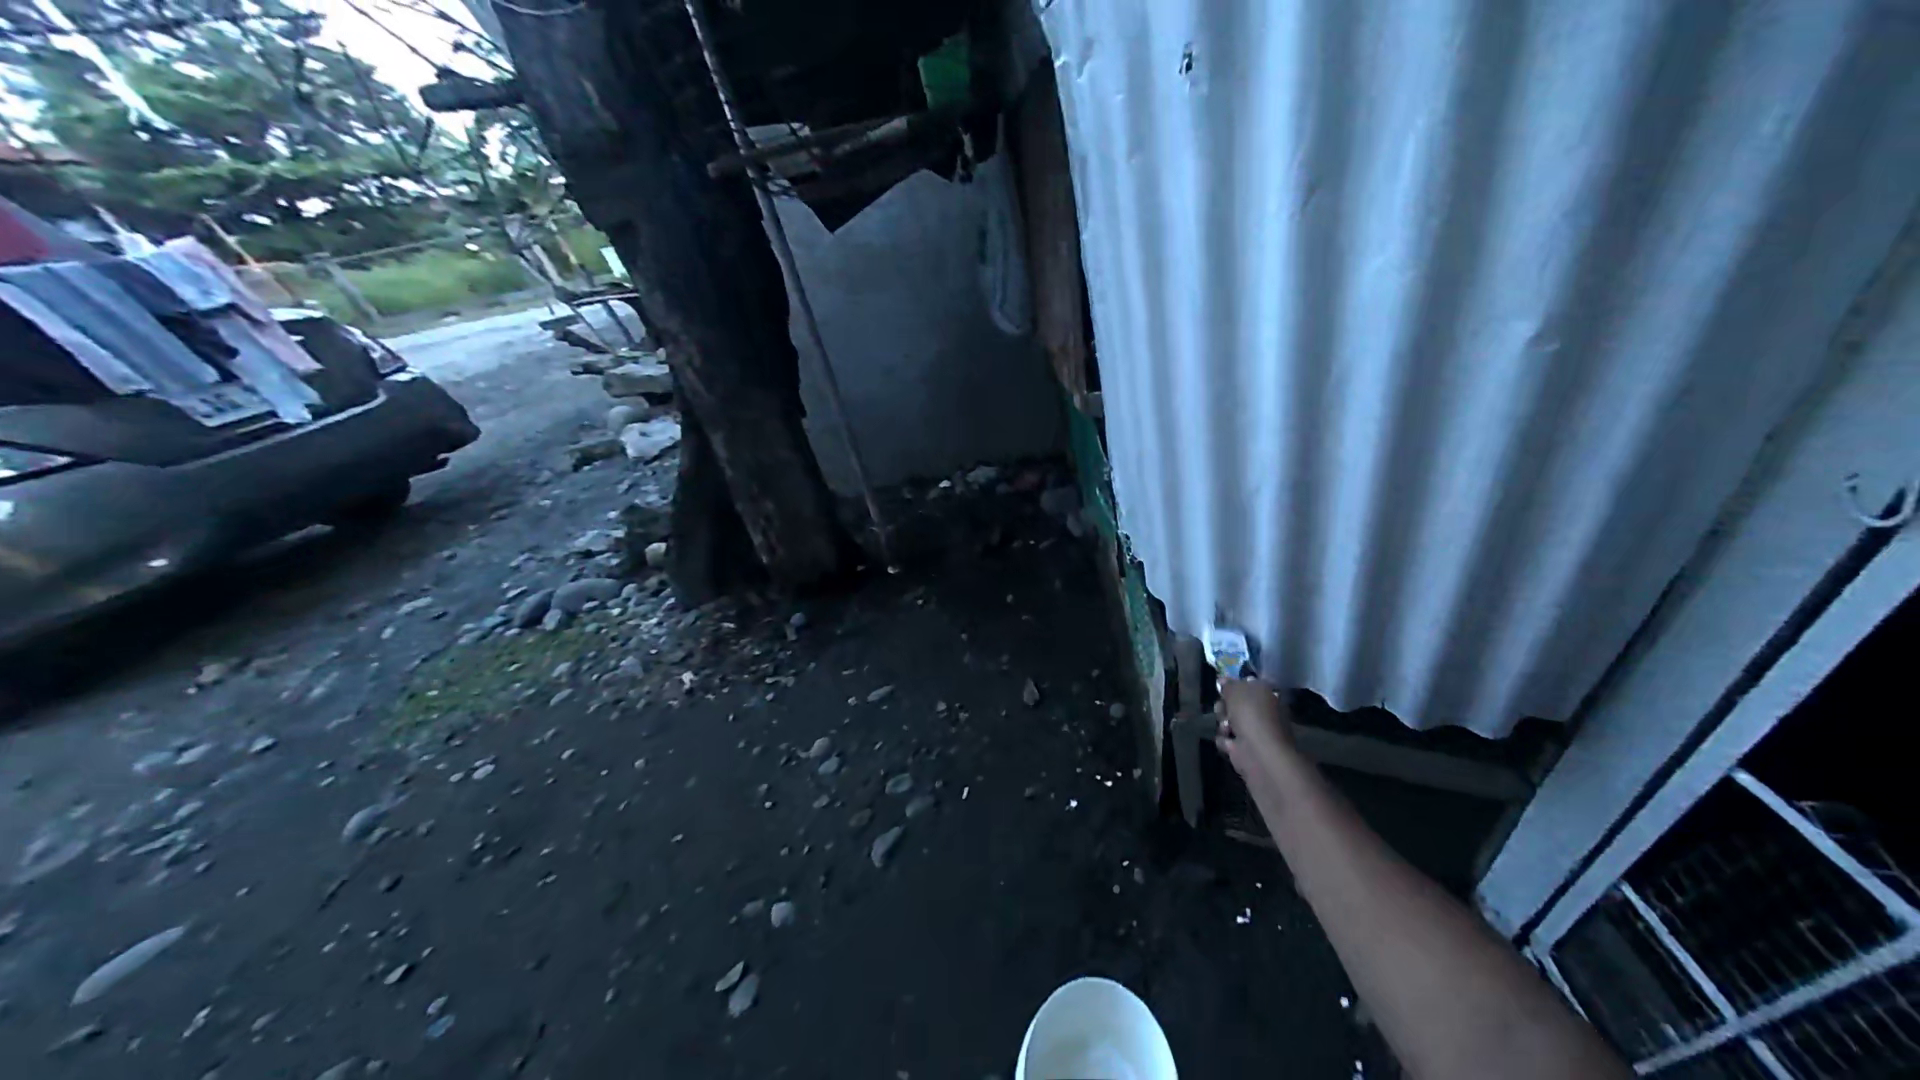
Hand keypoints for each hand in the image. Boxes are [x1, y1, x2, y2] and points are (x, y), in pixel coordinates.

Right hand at [1216, 677, 1297, 795]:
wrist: (1258, 750)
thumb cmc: (1250, 715)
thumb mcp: (1236, 690)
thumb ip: (1228, 684)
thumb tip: (1222, 679)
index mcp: (1266, 695)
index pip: (1248, 685)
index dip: (1234, 685)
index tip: (1223, 688)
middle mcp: (1262, 712)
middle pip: (1235, 704)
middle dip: (1224, 706)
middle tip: (1223, 708)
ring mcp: (1254, 731)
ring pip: (1229, 721)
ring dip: (1223, 723)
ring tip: (1227, 728)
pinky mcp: (1244, 748)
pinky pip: (1227, 739)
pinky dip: (1225, 740)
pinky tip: (1229, 742)